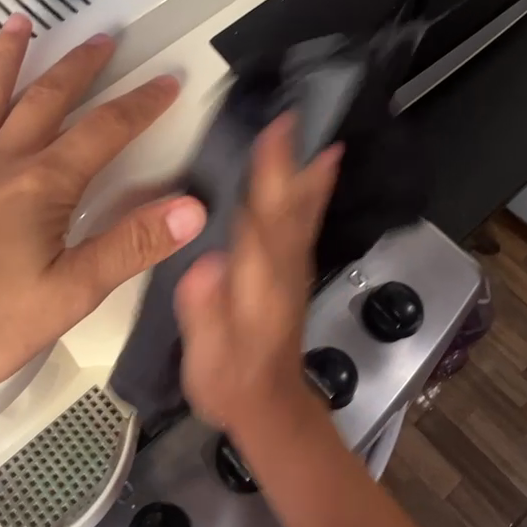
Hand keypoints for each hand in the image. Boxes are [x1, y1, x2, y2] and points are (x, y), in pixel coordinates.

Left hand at [0, 15, 207, 441]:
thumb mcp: (67, 296)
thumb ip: (130, 246)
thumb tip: (189, 209)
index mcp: (39, 187)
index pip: (105, 131)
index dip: (141, 105)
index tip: (165, 83)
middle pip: (46, 99)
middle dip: (79, 67)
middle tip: (102, 38)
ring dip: (6, 57)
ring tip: (21, 23)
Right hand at [174, 115, 342, 445]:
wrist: (268, 406)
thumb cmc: (231, 383)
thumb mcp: (207, 357)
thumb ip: (205, 310)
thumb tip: (205, 263)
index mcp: (260, 284)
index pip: (264, 220)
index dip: (270, 176)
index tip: (274, 135)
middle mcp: (283, 269)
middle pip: (291, 208)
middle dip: (295, 163)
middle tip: (298, 119)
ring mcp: (293, 270)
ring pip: (305, 214)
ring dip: (313, 176)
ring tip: (321, 141)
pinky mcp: (294, 273)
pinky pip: (305, 224)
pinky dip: (312, 196)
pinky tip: (315, 179)